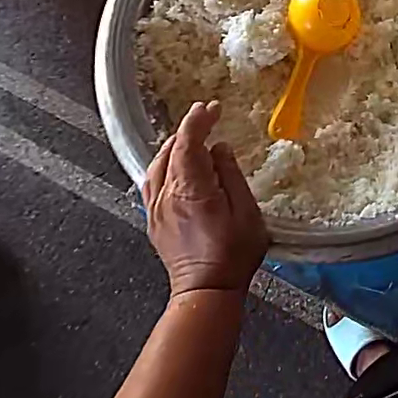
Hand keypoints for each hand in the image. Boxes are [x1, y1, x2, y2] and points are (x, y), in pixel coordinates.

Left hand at [144, 101, 269, 296]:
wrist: (207, 289)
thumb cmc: (232, 254)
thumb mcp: (245, 209)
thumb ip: (230, 174)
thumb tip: (220, 150)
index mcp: (191, 190)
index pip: (188, 144)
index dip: (198, 121)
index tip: (211, 107)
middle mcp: (167, 197)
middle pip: (169, 151)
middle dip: (187, 129)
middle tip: (206, 115)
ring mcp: (156, 210)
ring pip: (156, 166)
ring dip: (173, 146)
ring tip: (191, 135)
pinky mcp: (155, 222)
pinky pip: (152, 183)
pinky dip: (164, 164)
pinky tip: (173, 165)